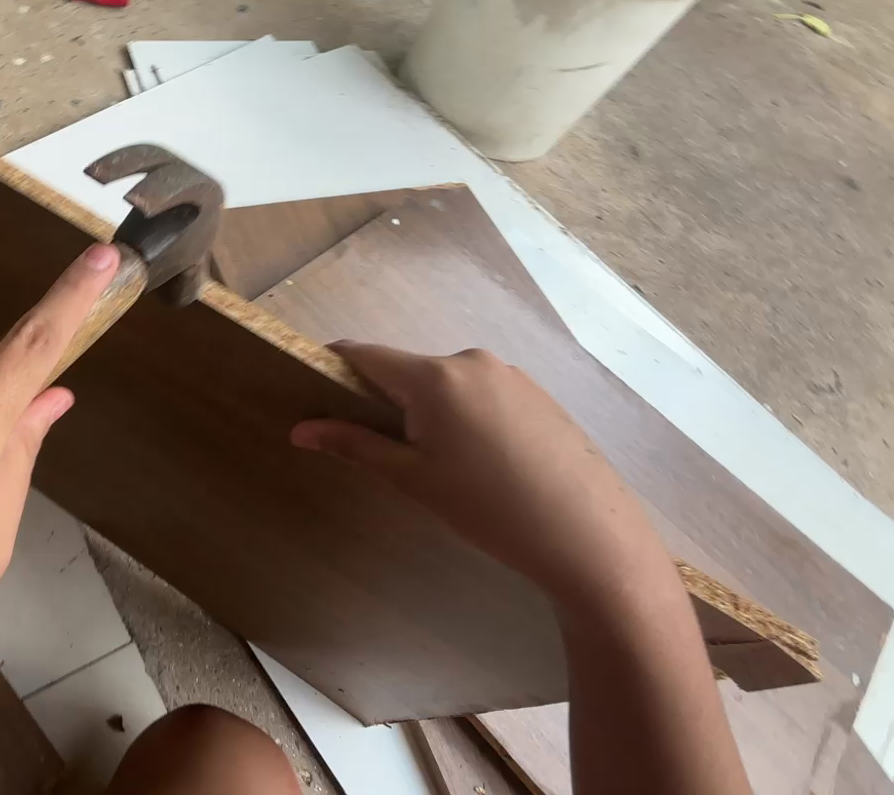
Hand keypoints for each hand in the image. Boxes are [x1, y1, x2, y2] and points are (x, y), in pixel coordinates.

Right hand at [295, 345, 751, 794]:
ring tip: (447, 466)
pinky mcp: (537, 393)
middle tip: (393, 453)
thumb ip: (353, 444)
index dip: (335, 367)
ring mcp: (509, 374)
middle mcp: (469, 361)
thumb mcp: (413, 479)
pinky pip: (480, 392)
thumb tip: (299, 430)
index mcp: (433, 376)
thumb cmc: (489, 509)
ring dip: (429, 410)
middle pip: (406, 369)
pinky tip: (486, 463)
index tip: (320, 393)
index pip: (363, 353)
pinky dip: (465, 415)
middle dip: (388, 400)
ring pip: (445, 383)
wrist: (595, 540)